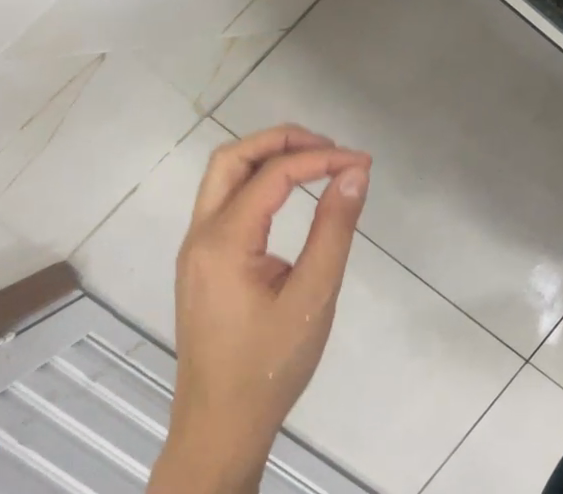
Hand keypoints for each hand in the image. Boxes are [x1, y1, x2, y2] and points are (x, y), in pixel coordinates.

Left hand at [149, 125, 371, 493]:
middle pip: (232, 159)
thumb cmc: (271, 361)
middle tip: (334, 148)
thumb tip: (355, 172)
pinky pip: (229, 201)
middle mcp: (200, 236)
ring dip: (271, 157)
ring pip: (225, 177)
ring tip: (321, 162)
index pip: (273, 174)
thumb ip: (335, 227)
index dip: (322, 157)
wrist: (222, 422)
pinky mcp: (205, 263)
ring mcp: (197, 250)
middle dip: (285, 140)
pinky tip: (297, 194)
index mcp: (223, 242)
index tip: (365, 164)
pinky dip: (264, 181)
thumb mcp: (314, 294)